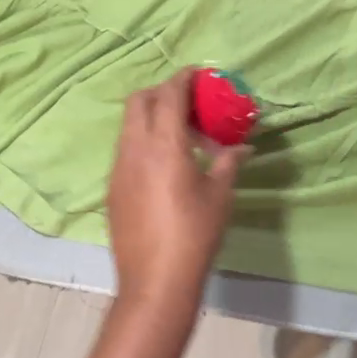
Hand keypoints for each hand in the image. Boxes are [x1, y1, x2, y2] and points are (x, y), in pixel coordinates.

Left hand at [107, 70, 248, 308]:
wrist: (155, 283)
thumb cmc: (194, 234)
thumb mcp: (220, 194)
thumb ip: (229, 162)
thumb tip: (243, 146)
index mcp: (163, 144)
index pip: (169, 94)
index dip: (185, 78)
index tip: (201, 74)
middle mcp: (135, 149)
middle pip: (140, 100)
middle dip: (164, 92)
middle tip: (190, 103)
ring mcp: (119, 169)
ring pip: (130, 125)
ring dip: (154, 118)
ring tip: (183, 137)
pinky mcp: (113, 189)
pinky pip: (127, 150)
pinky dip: (145, 142)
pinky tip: (167, 166)